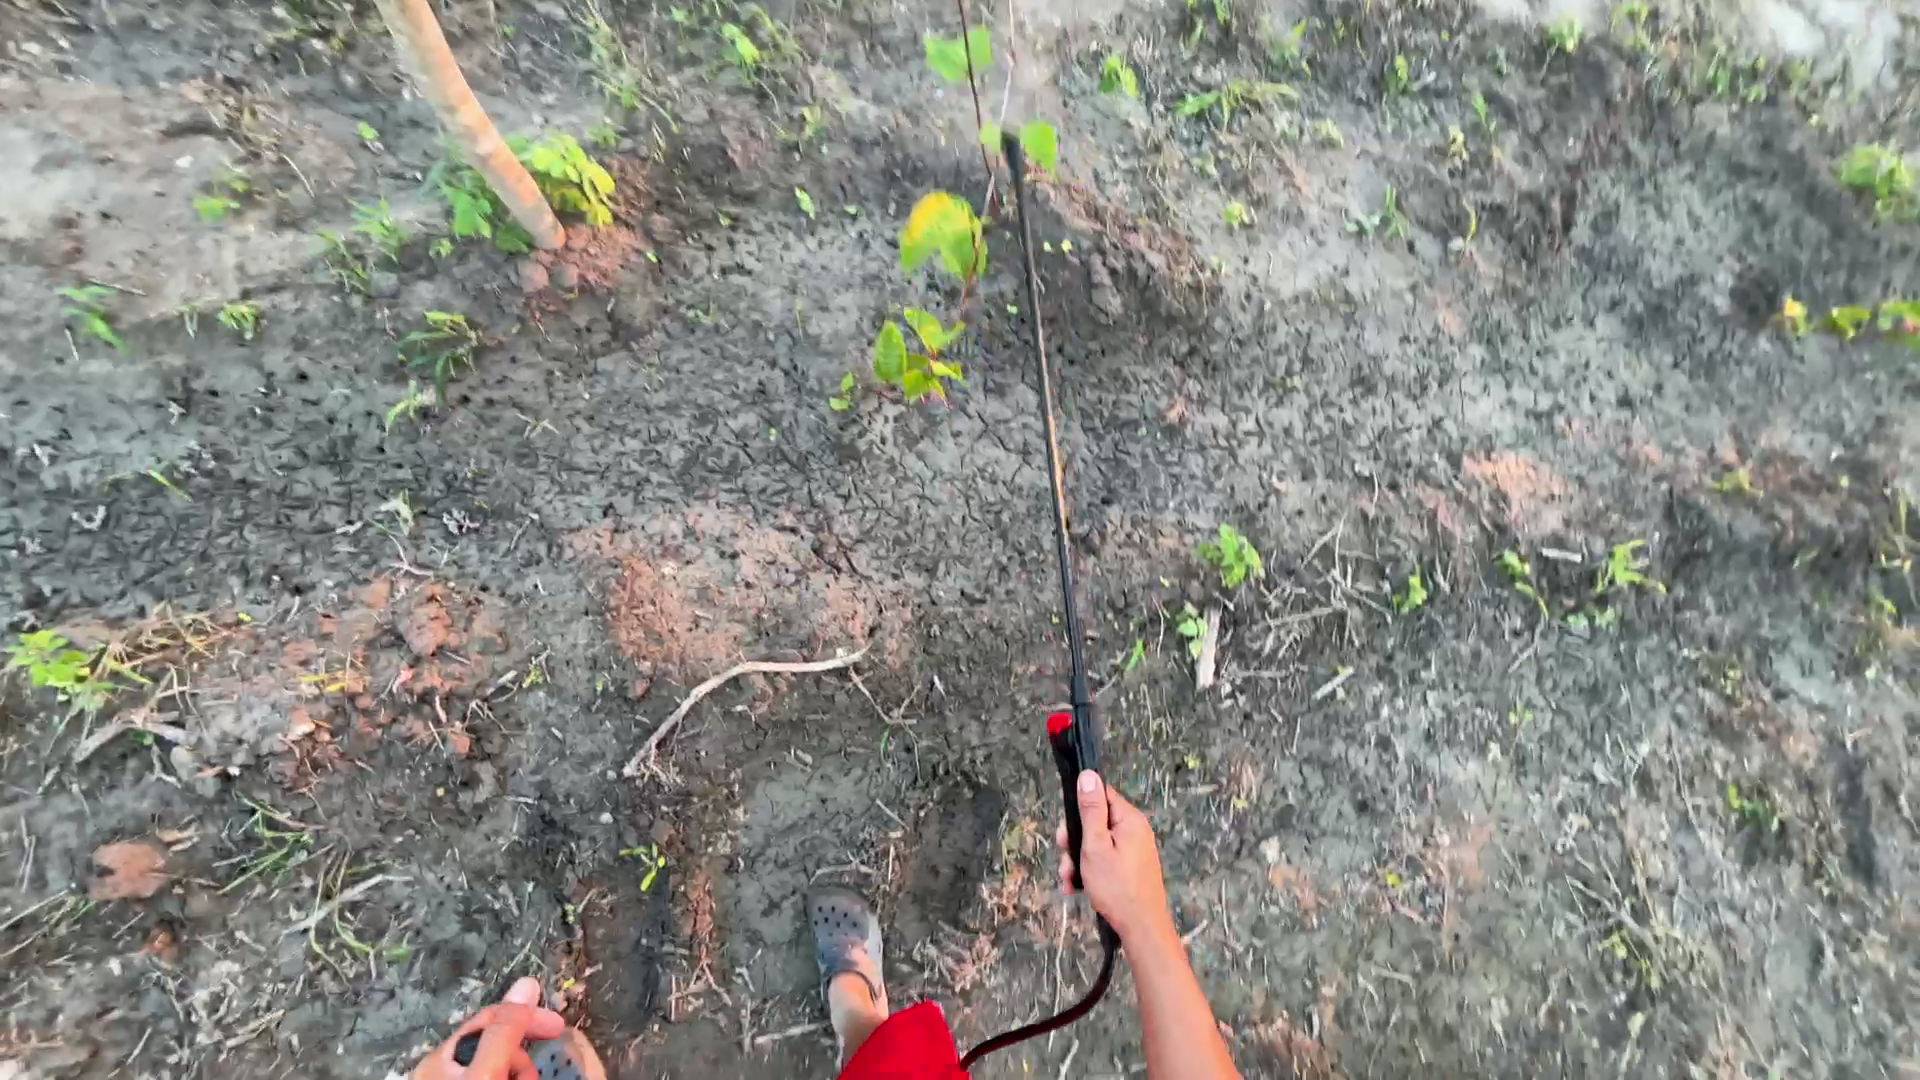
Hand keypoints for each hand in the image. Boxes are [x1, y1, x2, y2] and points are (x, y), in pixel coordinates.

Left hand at [412, 977, 566, 1079]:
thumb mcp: (487, 1072)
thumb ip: (505, 1031)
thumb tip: (527, 982)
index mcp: (443, 1056)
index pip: (494, 1017)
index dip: (530, 1016)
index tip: (558, 1027)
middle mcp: (444, 1068)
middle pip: (497, 1041)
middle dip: (523, 1054)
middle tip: (536, 1074)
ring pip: (499, 1064)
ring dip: (520, 1072)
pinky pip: (495, 1077)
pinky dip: (512, 1078)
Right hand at [1055, 770, 1172, 942]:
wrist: (1142, 930)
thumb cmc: (1116, 886)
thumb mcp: (1096, 845)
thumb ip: (1090, 810)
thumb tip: (1088, 773)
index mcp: (1129, 819)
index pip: (1101, 795)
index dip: (1080, 809)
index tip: (1066, 830)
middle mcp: (1135, 830)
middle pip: (1096, 821)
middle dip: (1075, 841)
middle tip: (1065, 859)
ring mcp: (1134, 850)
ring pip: (1097, 843)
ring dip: (1078, 859)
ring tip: (1069, 880)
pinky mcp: (1131, 868)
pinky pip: (1106, 859)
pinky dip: (1090, 870)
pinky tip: (1077, 887)